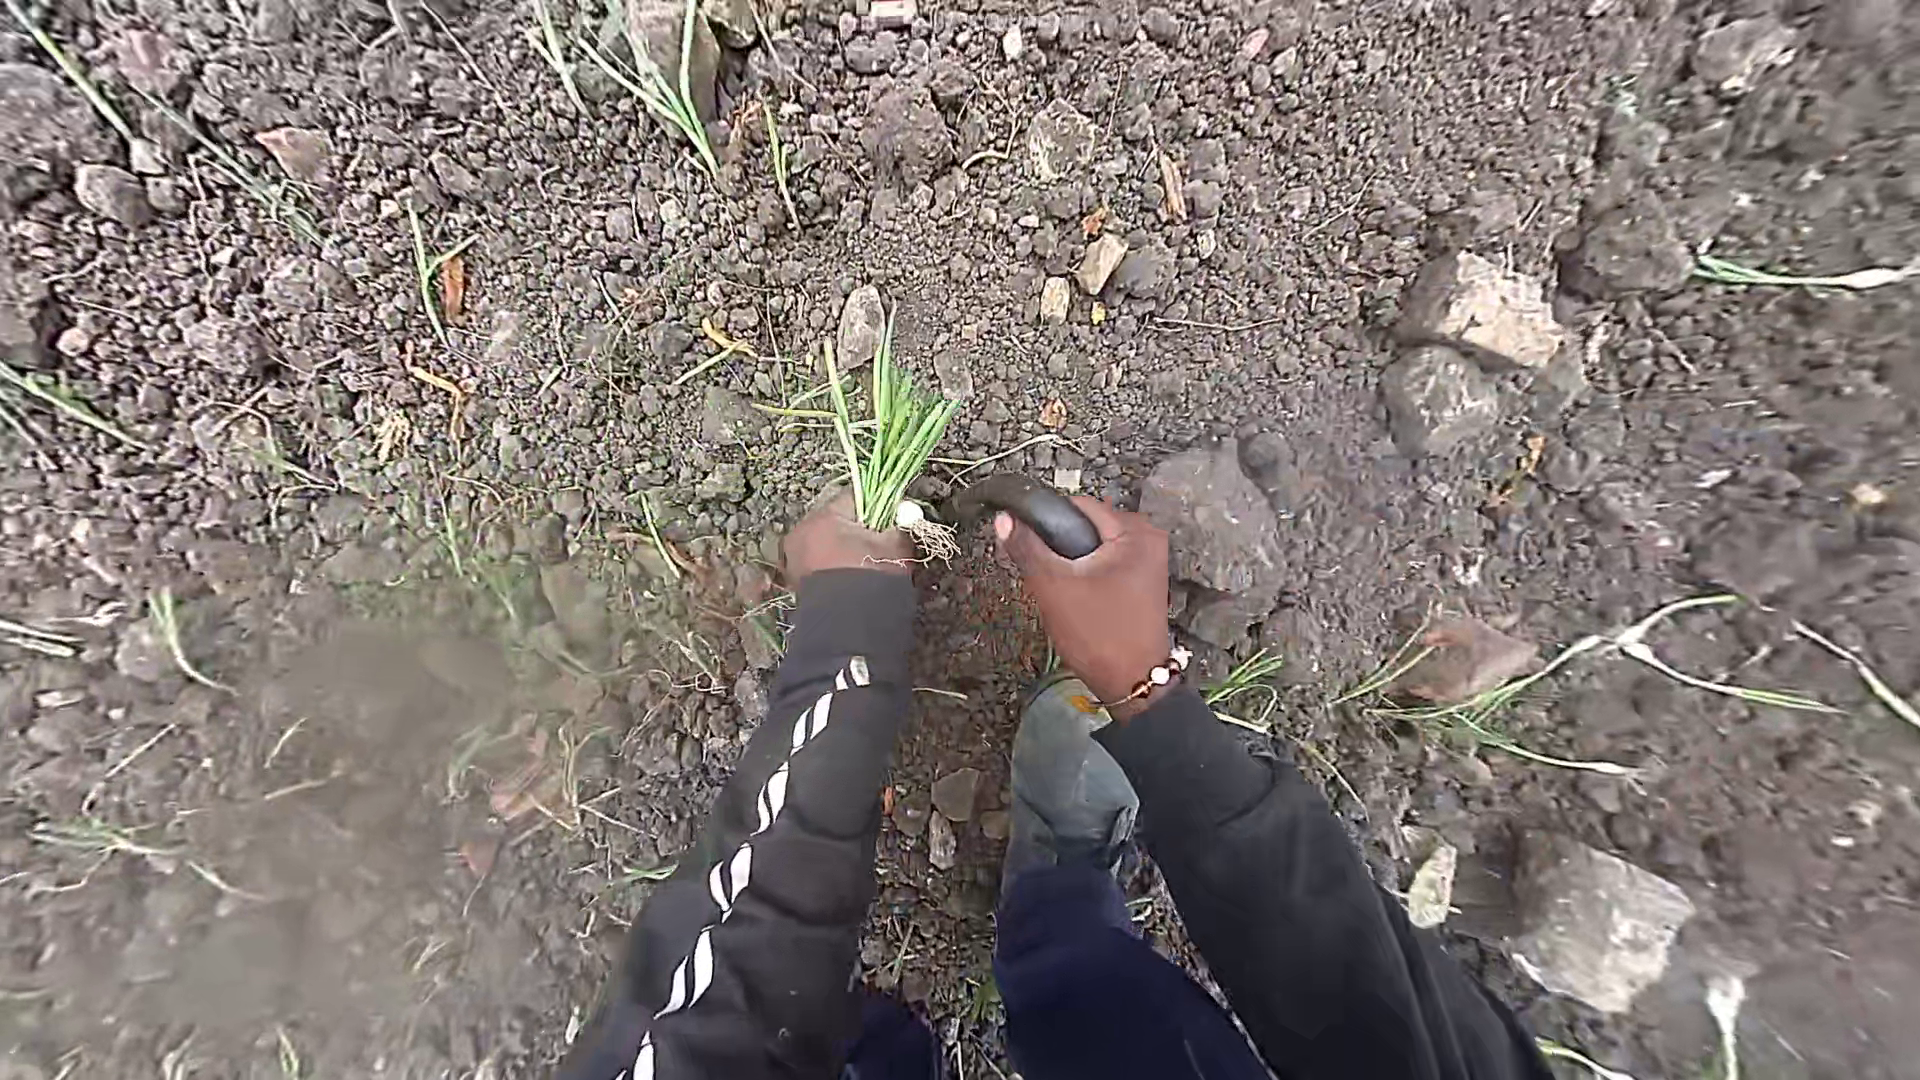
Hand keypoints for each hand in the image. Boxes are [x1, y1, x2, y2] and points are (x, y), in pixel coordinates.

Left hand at [783, 491, 914, 582]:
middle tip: (882, 542)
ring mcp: (795, 561)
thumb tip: (904, 521)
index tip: (893, 516)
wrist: (849, 627)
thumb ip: (901, 527)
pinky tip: (855, 581)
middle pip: (837, 522)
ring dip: (846, 551)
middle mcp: (802, 534)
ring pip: (828, 545)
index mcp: (823, 518)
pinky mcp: (797, 585)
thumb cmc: (872, 578)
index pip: (854, 498)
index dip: (878, 505)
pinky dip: (837, 569)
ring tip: (870, 566)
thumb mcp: (896, 547)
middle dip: (859, 530)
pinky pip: (822, 567)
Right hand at [995, 497, 1171, 711]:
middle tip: (1045, 574)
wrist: (1132, 682)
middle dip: (1060, 544)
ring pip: (1092, 544)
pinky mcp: (1142, 578)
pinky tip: (1075, 593)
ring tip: (1058, 586)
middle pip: (1085, 525)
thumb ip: (1027, 548)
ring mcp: (1148, 559)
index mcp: (1135, 531)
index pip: (1077, 505)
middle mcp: (1148, 538)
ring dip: (1070, 560)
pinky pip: (1103, 561)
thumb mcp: (1054, 587)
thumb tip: (1003, 519)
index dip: (1047, 521)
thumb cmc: (1097, 633)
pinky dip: (1085, 571)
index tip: (1027, 542)